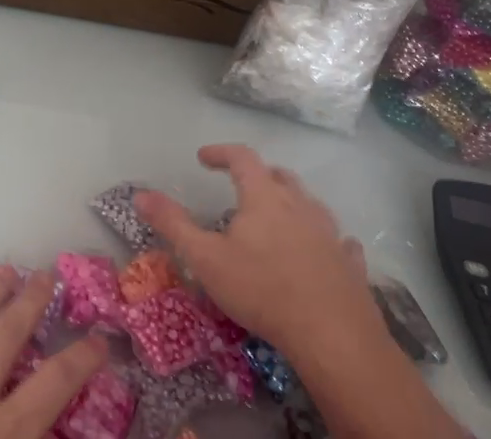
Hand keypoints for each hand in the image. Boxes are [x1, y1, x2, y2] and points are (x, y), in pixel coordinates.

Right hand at [134, 145, 384, 356]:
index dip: (221, 152)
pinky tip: (325, 249)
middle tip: (241, 185)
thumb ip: (173, 224)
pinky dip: (327, 238)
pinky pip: (340, 241)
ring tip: (278, 217)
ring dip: (292, 203)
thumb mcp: (205, 258)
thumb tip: (140, 194)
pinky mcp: (350, 264)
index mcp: (264, 198)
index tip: (203, 158)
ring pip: (311, 205)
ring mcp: (331, 235)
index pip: (242, 158)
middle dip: (259, 175)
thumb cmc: (262, 290)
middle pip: (280, 177)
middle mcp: (301, 207)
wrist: (332, 336)